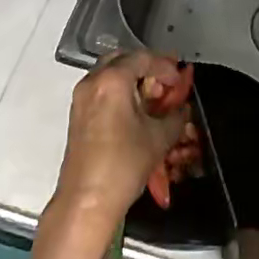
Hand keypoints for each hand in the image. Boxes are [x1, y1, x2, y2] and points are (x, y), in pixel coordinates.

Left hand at [54, 51, 190, 217]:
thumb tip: (180, 110)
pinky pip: (101, 90)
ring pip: (109, 74)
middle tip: (166, 79)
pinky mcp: (78, 114)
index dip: (165, 66)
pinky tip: (136, 109)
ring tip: (154, 95)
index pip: (143, 58)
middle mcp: (92, 83)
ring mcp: (81, 98)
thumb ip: (174, 117)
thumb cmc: (123, 166)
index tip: (179, 79)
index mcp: (112, 81)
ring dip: (132, 78)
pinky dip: (119, 91)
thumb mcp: (159, 138)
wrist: (87, 200)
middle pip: (122, 59)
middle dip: (146, 66)